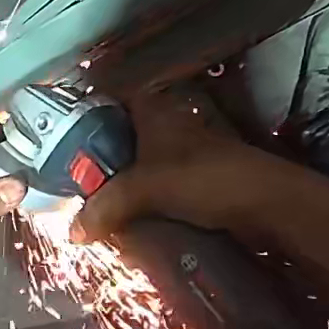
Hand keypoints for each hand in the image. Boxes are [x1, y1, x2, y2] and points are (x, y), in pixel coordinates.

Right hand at [72, 87, 287, 242]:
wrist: (264, 202)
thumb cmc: (203, 178)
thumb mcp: (145, 188)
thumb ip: (106, 206)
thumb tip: (71, 231)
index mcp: (153, 111)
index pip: (113, 97)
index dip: (89, 108)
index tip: (64, 131)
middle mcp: (167, 123)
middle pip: (124, 132)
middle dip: (101, 155)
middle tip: (75, 177)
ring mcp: (184, 149)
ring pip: (142, 159)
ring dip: (123, 180)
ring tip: (97, 201)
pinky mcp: (196, 175)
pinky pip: (159, 182)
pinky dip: (144, 196)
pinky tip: (131, 215)